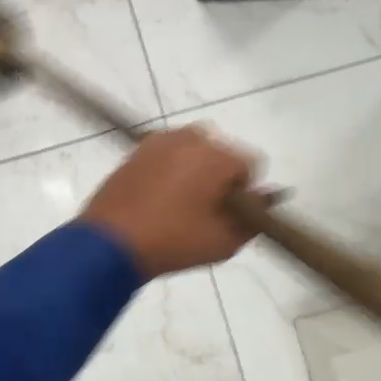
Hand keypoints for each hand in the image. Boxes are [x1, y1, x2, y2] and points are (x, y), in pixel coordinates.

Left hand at [78, 126, 261, 275]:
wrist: (111, 240)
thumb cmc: (174, 241)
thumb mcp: (225, 240)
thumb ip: (255, 216)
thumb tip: (269, 195)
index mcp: (214, 156)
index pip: (250, 163)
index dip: (245, 190)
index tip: (229, 212)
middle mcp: (187, 139)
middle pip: (220, 150)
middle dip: (220, 173)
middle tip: (206, 206)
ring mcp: (156, 141)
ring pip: (192, 148)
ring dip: (195, 167)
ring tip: (183, 201)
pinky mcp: (135, 150)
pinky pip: (166, 152)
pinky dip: (171, 166)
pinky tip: (161, 194)